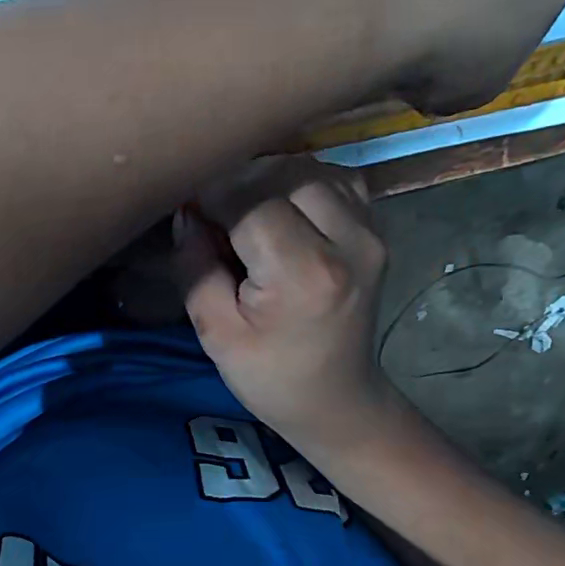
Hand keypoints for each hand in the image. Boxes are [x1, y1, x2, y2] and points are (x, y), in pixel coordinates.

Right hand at [174, 158, 402, 450]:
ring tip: (246, 215)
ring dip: (268, 180)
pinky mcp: (377, 228)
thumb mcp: (216, 335)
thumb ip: (195, 267)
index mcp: (305, 274)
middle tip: (215, 218)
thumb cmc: (272, 377)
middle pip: (280, 172)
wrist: (338, 398)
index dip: (210, 197)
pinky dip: (301, 184)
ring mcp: (370, 231)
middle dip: (238, 186)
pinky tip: (283, 212)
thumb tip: (187, 210)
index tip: (190, 213)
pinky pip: (333, 179)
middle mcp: (348, 241)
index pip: (248, 199)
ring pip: (308, 167)